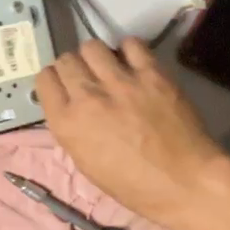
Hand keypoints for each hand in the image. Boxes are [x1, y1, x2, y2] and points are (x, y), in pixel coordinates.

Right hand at [36, 37, 229, 226]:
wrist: (184, 182)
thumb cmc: (134, 186)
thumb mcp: (87, 164)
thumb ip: (72, 130)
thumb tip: (72, 107)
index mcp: (67, 123)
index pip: (45, 80)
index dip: (54, 81)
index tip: (64, 87)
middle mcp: (87, 96)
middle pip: (66, 60)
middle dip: (73, 67)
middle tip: (87, 78)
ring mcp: (120, 81)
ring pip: (92, 47)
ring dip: (97, 57)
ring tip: (109, 68)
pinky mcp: (151, 73)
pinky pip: (130, 44)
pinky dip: (128, 51)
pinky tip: (134, 64)